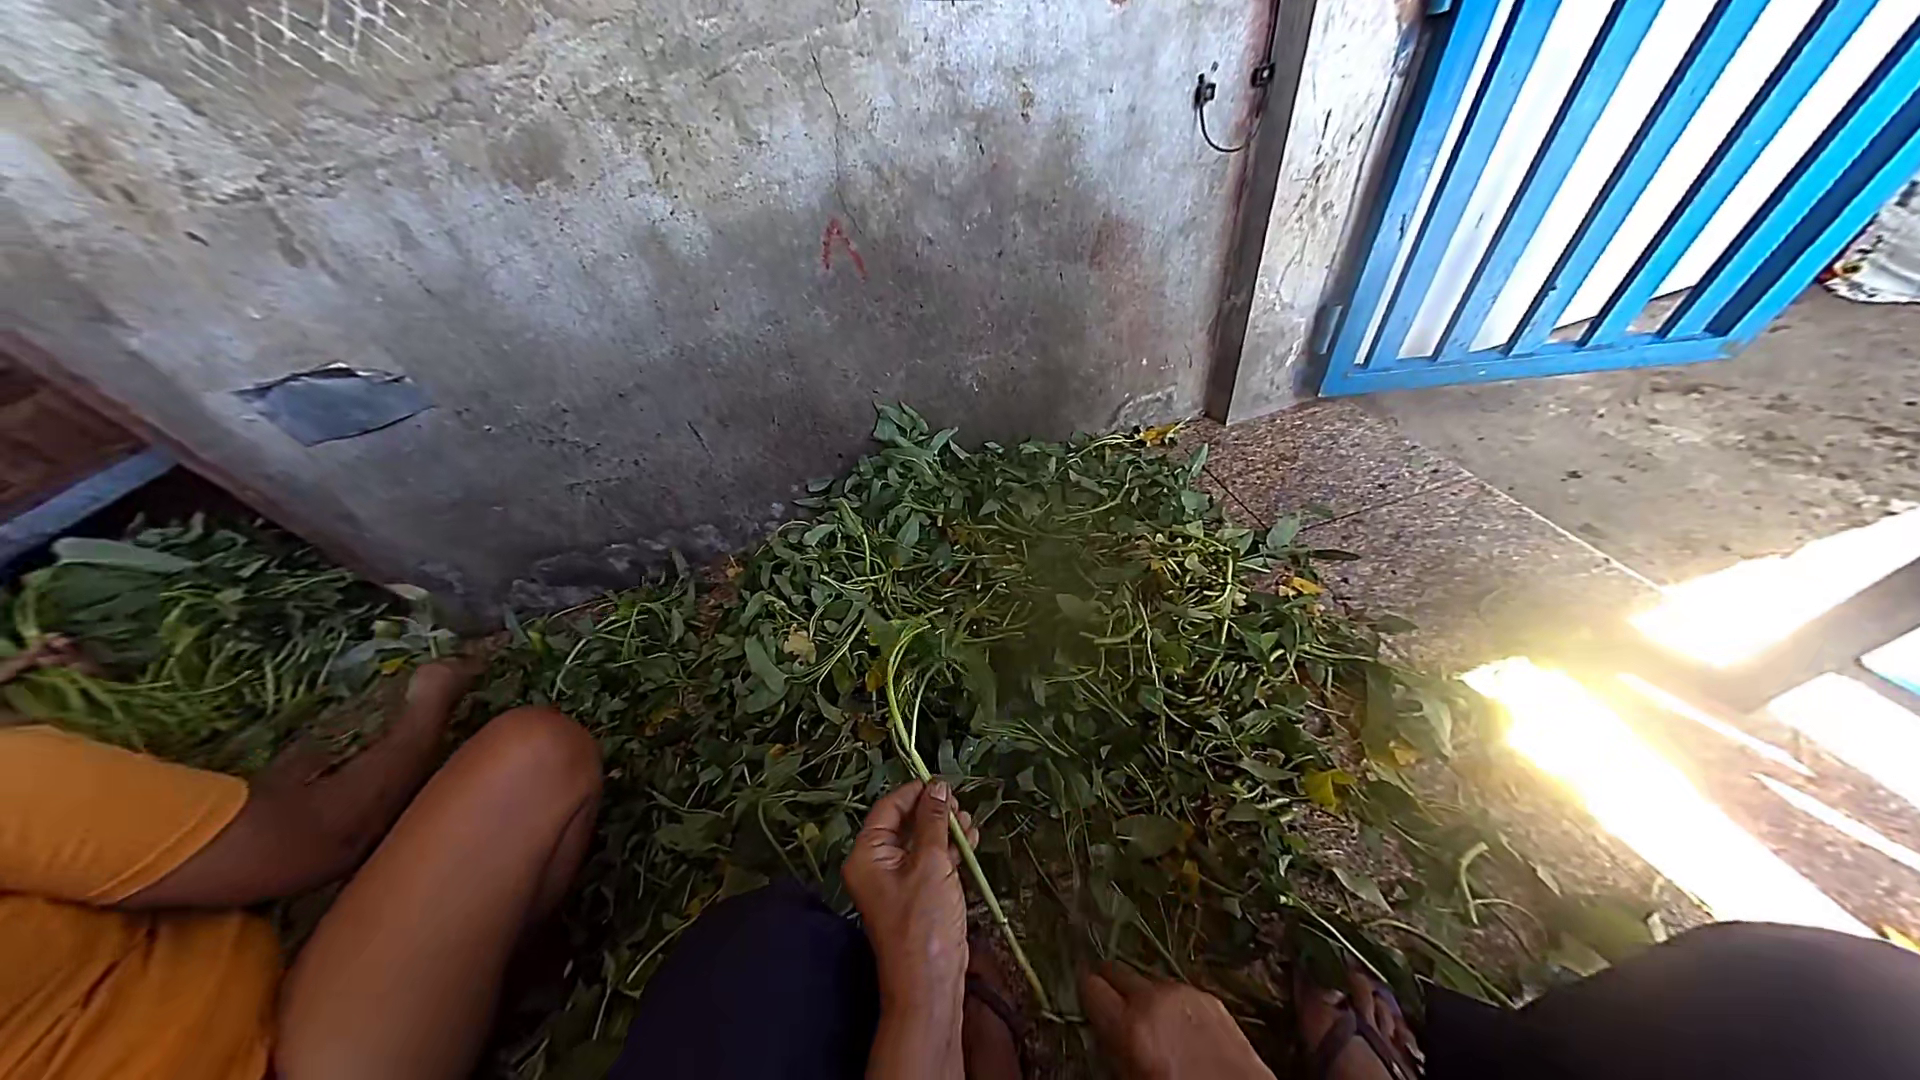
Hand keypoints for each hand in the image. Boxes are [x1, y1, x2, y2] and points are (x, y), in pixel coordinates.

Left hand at [841, 780, 978, 1007]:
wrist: (930, 985)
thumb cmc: (924, 920)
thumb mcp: (930, 862)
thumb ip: (934, 820)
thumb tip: (938, 786)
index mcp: (867, 854)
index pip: (888, 808)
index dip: (916, 792)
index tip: (944, 783)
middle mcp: (877, 864)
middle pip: (905, 822)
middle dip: (934, 811)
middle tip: (960, 805)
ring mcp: (897, 881)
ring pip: (921, 841)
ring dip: (945, 829)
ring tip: (969, 822)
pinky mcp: (917, 894)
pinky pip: (930, 861)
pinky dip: (948, 849)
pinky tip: (970, 840)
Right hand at [1082, 964, 1275, 1079]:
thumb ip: (1112, 1051)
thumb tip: (1101, 1030)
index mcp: (1131, 1027)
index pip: (1090, 985)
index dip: (1085, 993)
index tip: (1086, 1002)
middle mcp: (1154, 999)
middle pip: (1115, 969)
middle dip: (1109, 985)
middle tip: (1110, 1008)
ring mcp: (1184, 994)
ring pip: (1146, 979)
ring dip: (1141, 995)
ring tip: (1151, 1026)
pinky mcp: (1210, 996)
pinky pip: (1176, 991)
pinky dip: (1170, 1004)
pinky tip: (1180, 1031)